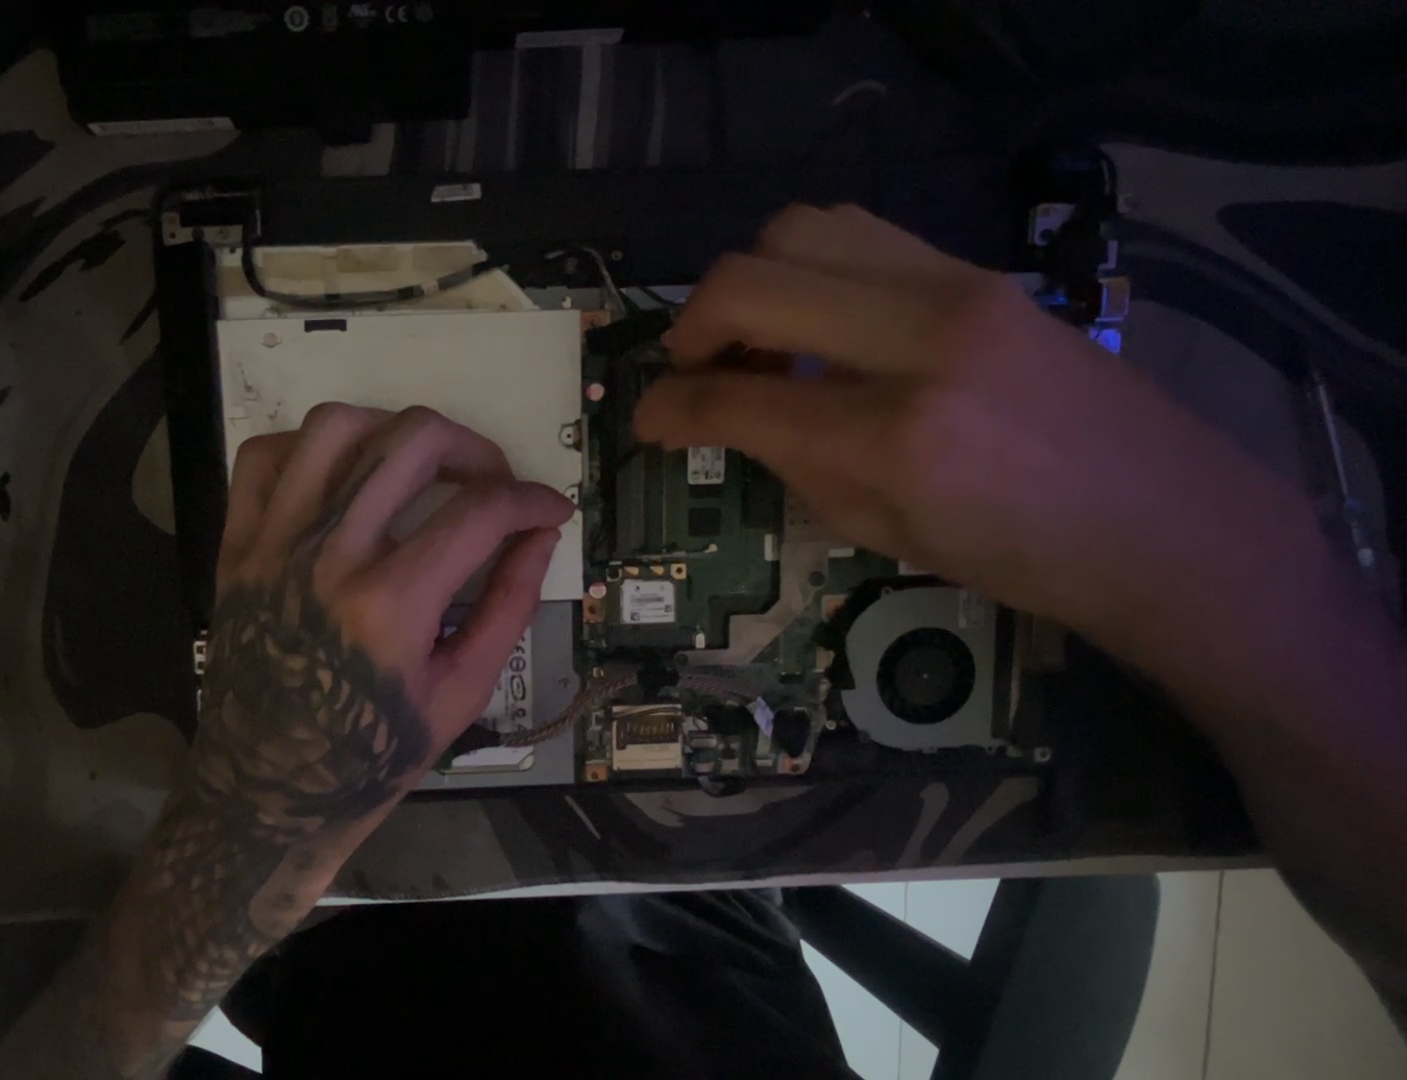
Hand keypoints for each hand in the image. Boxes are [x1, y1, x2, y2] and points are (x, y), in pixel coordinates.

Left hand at [196, 403, 571, 843]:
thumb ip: (508, 605)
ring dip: (393, 430)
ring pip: (335, 426)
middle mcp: (328, 556)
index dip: (532, 500)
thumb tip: (540, 535)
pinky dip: (311, 447)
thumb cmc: (372, 753)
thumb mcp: (461, 691)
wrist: (267, 790)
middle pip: (412, 441)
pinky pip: (265, 456)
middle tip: (491, 483)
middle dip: (474, 448)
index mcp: (390, 605)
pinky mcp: (236, 545)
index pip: (480, 511)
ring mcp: (273, 543)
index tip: (550, 509)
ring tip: (420, 466)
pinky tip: (344, 474)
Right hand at [634, 204, 1327, 663]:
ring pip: (803, 227)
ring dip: (749, 281)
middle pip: (754, 277)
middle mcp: (922, 341)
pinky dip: (807, 271)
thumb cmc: (1015, 558)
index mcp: (892, 436)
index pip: (737, 399)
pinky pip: (859, 236)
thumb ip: (788, 458)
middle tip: (689, 369)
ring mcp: (960, 289)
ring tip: (749, 338)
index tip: (645, 420)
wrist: (1168, 524)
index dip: (668, 408)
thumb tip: (724, 413)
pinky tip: (813, 324)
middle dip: (692, 324)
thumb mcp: (877, 529)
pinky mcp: (981, 272)